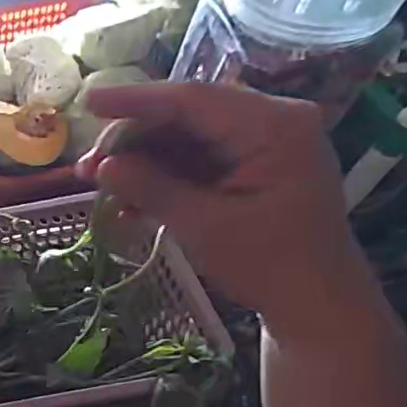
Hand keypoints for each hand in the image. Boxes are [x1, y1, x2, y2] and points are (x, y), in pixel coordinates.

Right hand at [75, 82, 375, 337]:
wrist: (317, 306)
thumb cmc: (271, 268)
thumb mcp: (206, 228)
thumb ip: (153, 190)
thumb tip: (102, 167)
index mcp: (275, 126)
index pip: (194, 100)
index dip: (136, 102)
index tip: (89, 102)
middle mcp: (272, 122)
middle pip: (188, 118)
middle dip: (135, 142)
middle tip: (88, 167)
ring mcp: (263, 144)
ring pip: (188, 141)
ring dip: (145, 164)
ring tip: (101, 188)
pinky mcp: (253, 167)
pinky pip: (201, 162)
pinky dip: (167, 181)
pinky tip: (131, 204)